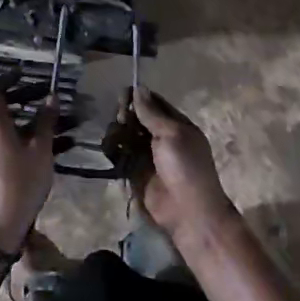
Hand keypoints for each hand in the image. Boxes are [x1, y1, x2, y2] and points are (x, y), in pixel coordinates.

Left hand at [0, 80, 56, 250]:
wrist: (2, 224)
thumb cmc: (21, 181)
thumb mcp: (40, 149)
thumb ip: (46, 121)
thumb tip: (51, 97)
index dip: (8, 78)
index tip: (27, 72)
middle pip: (4, 107)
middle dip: (29, 98)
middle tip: (51, 94)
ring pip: (13, 126)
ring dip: (36, 119)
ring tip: (64, 118)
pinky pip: (14, 142)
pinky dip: (32, 137)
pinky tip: (61, 143)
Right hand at [128, 88, 237, 242]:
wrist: (188, 211)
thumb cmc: (185, 167)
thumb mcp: (172, 134)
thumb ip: (152, 113)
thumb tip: (139, 88)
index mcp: (177, 125)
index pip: (154, 103)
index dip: (138, 98)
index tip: (123, 96)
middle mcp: (161, 137)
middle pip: (137, 118)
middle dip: (126, 116)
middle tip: (121, 120)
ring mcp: (147, 155)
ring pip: (126, 135)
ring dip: (118, 133)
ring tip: (116, 138)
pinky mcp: (134, 173)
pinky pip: (120, 155)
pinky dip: (114, 151)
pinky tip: (111, 150)